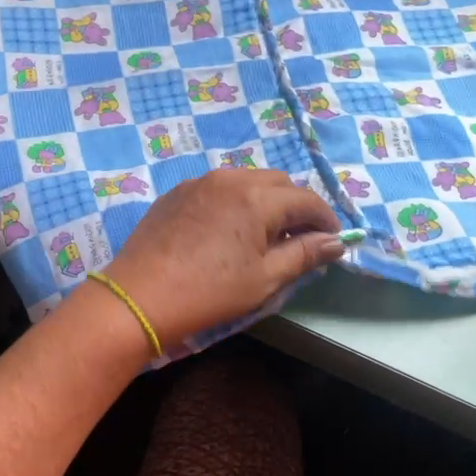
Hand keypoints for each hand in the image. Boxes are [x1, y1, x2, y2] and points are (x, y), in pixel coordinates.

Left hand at [96, 169, 345, 343]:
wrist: (139, 297)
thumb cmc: (208, 293)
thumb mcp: (264, 280)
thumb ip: (303, 255)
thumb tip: (335, 242)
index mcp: (257, 198)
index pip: (306, 199)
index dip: (325, 219)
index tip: (333, 241)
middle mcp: (230, 179)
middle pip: (278, 183)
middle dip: (296, 207)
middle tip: (299, 239)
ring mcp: (199, 182)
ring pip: (247, 181)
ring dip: (265, 201)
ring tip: (264, 234)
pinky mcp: (176, 193)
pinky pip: (218, 188)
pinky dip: (235, 202)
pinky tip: (229, 231)